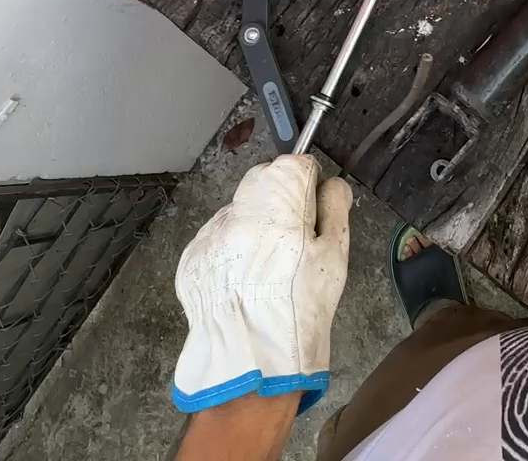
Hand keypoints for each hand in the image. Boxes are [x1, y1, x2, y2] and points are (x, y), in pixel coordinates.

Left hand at [172, 155, 352, 413]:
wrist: (250, 364)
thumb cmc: (301, 307)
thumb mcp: (335, 257)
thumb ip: (335, 208)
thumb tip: (330, 183)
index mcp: (278, 201)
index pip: (294, 164)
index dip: (308, 185)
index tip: (313, 212)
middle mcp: (239, 207)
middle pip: (264, 180)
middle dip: (280, 198)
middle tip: (294, 240)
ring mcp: (211, 232)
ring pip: (240, 209)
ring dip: (255, 223)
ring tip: (267, 268)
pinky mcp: (192, 257)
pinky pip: (219, 239)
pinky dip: (233, 250)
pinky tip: (244, 280)